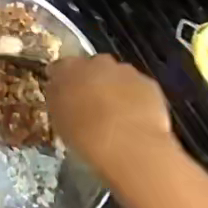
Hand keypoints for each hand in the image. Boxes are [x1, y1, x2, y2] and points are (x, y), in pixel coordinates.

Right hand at [45, 54, 180, 190]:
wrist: (128, 144)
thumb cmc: (84, 136)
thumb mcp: (59, 121)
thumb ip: (59, 100)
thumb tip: (62, 95)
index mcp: (68, 69)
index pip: (59, 68)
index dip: (62, 80)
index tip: (63, 94)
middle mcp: (97, 63)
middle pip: (92, 67)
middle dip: (91, 82)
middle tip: (91, 106)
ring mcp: (125, 71)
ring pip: (118, 76)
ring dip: (115, 90)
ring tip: (116, 117)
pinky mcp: (149, 83)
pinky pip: (139, 88)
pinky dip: (136, 99)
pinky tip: (136, 120)